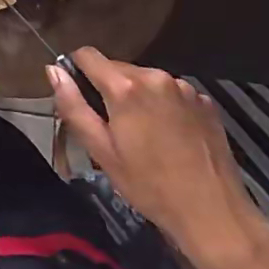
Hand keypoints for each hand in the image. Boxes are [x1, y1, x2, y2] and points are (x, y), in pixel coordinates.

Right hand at [48, 48, 268, 268]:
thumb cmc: (149, 185)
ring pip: (144, 80)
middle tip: (110, 126)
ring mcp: (184, 87)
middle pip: (117, 67)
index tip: (78, 96)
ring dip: (135, 96)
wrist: (215, 214)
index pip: (87, 55)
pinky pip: (170, 92)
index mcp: (125, 86)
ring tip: (142, 134)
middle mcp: (155, 76)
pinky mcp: (205, 102)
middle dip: (107, 88)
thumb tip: (53, 70)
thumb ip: (72, 105)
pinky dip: (162, 105)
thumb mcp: (100, 150)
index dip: (76, 70)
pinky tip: (169, 136)